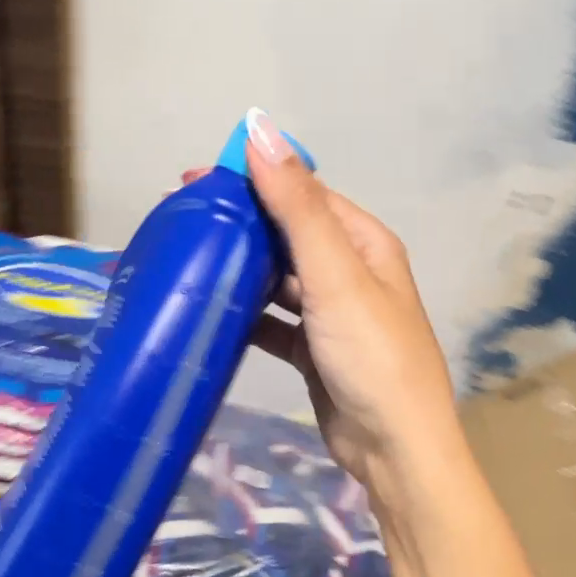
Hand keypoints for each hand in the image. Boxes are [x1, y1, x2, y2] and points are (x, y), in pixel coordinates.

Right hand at [184, 109, 458, 487]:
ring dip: (241, 270)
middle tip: (183, 222)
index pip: (303, 195)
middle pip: (288, 236)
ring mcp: (331, 316)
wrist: (392, 445)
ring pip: (279, 280)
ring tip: (188, 262)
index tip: (196, 182)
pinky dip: (248, 317)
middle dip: (241, 225)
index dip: (254, 181)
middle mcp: (349, 273)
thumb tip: (259, 130)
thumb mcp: (336, 275)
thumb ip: (297, 207)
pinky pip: (274, 324)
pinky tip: (214, 313)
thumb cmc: (371, 355)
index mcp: (364, 243)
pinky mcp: (314, 354)